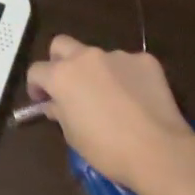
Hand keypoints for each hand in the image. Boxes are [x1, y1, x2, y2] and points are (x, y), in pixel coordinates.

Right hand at [24, 35, 194, 194]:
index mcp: (62, 76)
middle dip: (59, 61)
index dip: (36, 86)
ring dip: (96, 71)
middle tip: (68, 86)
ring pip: (98, 56)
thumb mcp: (73, 136)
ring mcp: (118, 55)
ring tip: (111, 98)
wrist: (158, 150)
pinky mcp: (145, 60)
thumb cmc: (107, 149)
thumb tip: (55, 105)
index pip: (36, 70)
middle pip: (61, 45)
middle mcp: (87, 57)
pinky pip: (128, 64)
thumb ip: (60, 113)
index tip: (42, 101)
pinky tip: (136, 99)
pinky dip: (126, 77)